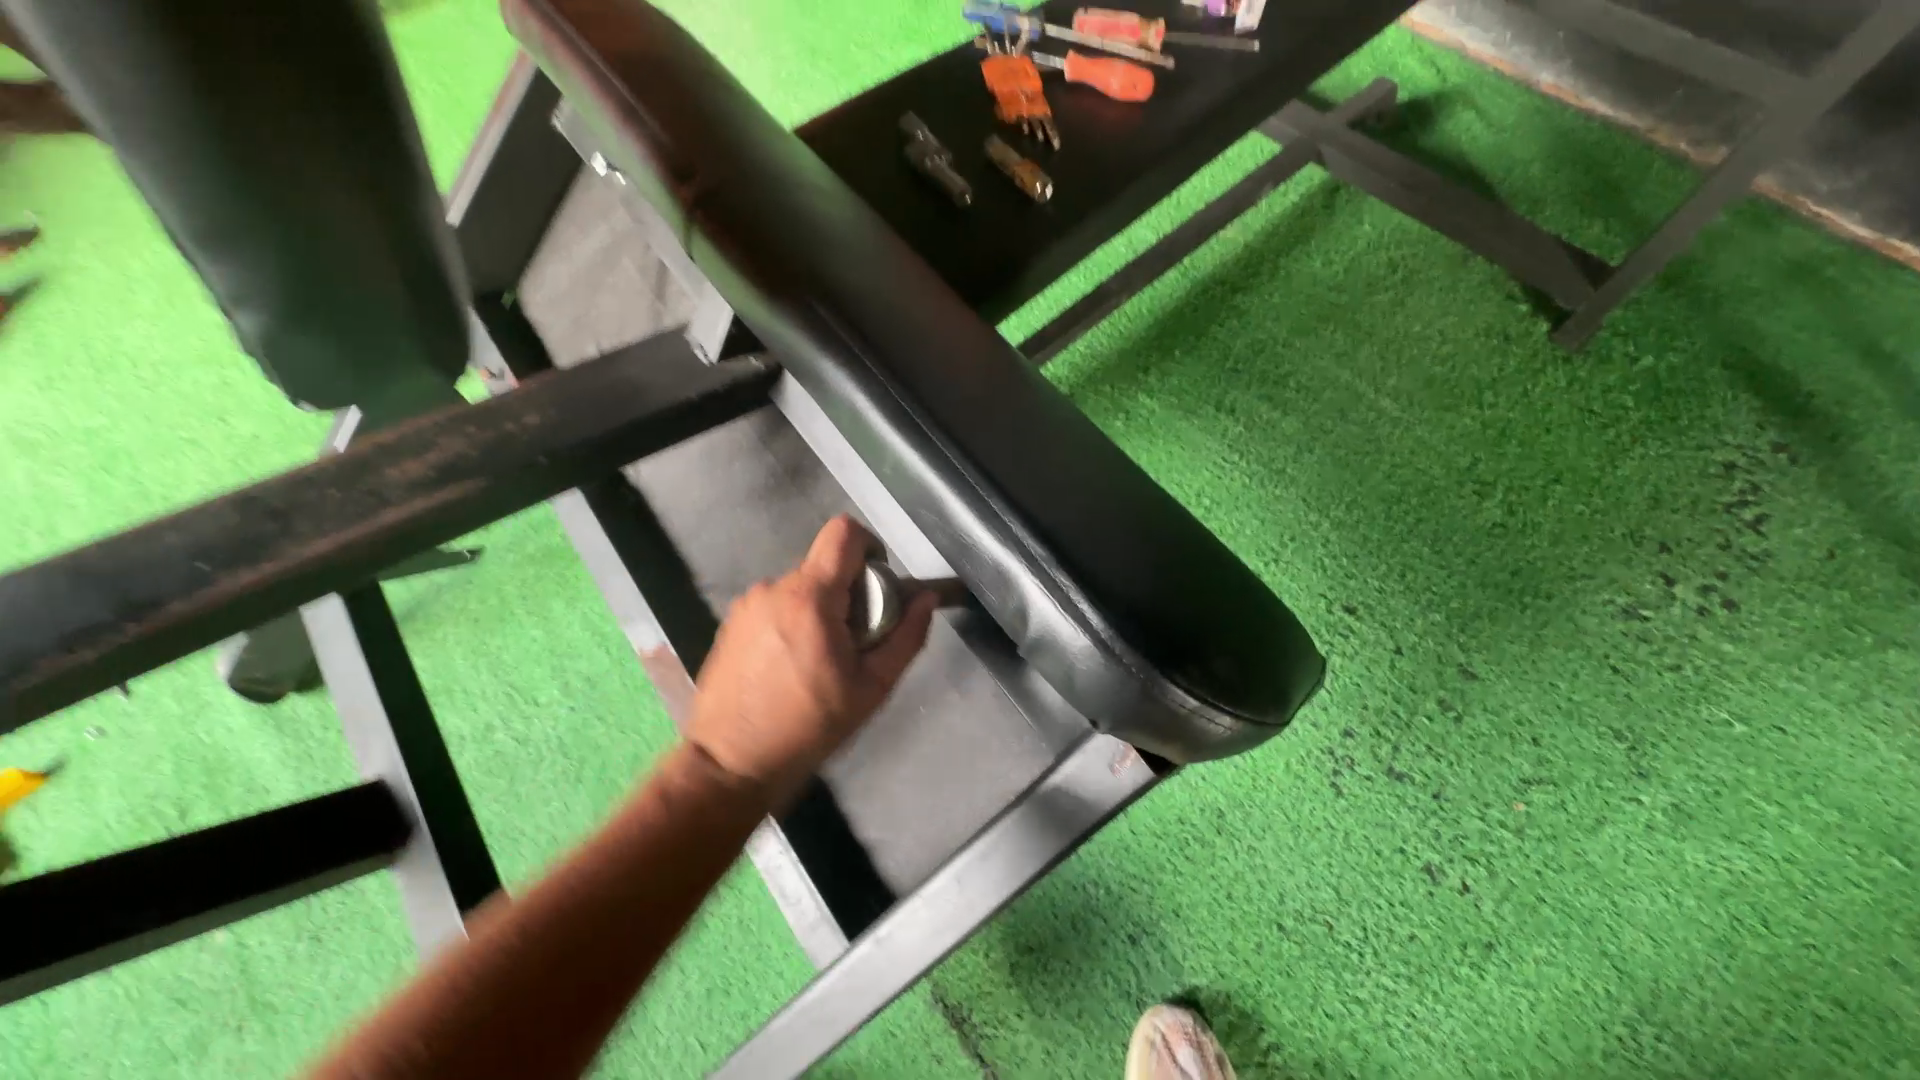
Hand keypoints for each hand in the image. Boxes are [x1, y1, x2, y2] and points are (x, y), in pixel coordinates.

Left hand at [686, 516, 937, 805]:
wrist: (730, 763)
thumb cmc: (808, 727)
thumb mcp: (871, 688)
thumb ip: (906, 637)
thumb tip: (927, 599)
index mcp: (810, 597)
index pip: (844, 532)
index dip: (870, 547)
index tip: (878, 588)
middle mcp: (774, 588)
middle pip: (825, 567)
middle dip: (848, 595)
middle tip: (854, 645)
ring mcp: (747, 605)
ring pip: (801, 589)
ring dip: (819, 612)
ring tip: (819, 664)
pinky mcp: (731, 623)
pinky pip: (776, 607)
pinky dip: (793, 625)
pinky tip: (789, 669)